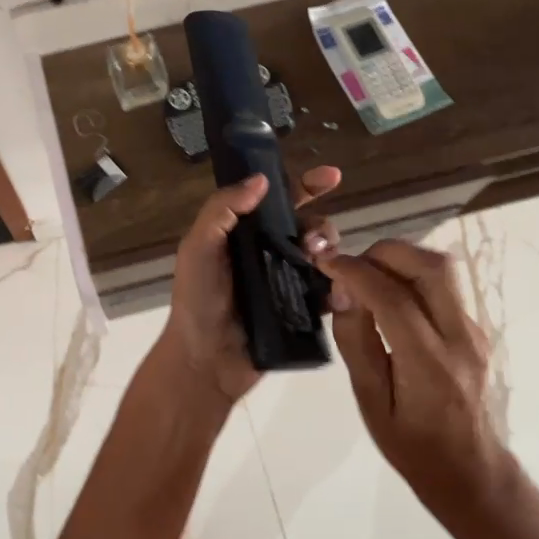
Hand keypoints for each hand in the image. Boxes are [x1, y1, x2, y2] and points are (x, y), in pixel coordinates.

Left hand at [161, 167, 341, 402]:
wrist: (205, 362)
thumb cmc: (197, 300)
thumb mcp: (198, 248)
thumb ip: (222, 210)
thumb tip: (261, 180)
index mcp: (241, 233)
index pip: (276, 200)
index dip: (304, 185)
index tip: (332, 177)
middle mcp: (265, 252)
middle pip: (306, 226)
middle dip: (320, 226)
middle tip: (314, 244)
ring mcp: (285, 282)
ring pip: (322, 256)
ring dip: (330, 254)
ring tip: (322, 266)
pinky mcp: (299, 311)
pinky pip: (328, 292)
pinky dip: (339, 287)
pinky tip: (341, 290)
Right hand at [321, 241, 513, 516]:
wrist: (469, 468)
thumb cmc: (410, 444)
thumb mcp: (369, 400)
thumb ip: (355, 341)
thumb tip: (343, 291)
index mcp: (430, 366)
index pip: (393, 298)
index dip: (355, 272)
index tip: (325, 262)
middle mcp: (460, 340)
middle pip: (432, 267)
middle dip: (384, 252)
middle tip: (351, 266)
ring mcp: (474, 331)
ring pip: (443, 269)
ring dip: (400, 259)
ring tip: (367, 276)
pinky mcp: (475, 328)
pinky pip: (444, 286)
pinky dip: (410, 276)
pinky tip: (386, 296)